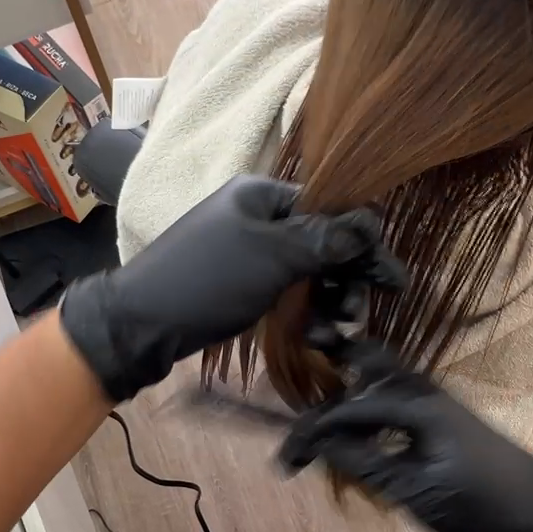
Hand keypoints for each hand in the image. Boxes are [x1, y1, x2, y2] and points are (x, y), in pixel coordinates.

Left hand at [58, 175, 400, 401]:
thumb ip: (325, 238)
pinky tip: (313, 336)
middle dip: (344, 280)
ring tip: (334, 332)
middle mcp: (256, 218)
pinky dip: (301, 312)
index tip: (389, 281)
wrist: (143, 324)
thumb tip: (371, 222)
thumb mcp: (273, 256)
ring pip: (304, 273)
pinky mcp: (239, 286)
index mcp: (262, 195)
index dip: (361, 244)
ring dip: (326, 301)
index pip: (329, 209)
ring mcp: (246, 254)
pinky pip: (283, 293)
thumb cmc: (209, 280)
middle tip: (355, 315)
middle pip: (320, 243)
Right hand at [278, 350, 532, 531]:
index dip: (311, 433)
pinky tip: (356, 429)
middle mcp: (423, 390)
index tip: (286, 462)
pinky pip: (395, 396)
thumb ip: (363, 462)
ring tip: (318, 414)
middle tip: (300, 393)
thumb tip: (320, 441)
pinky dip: (369, 405)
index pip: (347, 411)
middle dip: (329, 367)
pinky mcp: (442, 414)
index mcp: (415, 406)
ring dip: (348, 388)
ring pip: (381, 377)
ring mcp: (436, 399)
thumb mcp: (413, 491)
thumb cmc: (478, 505)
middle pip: (366, 362)